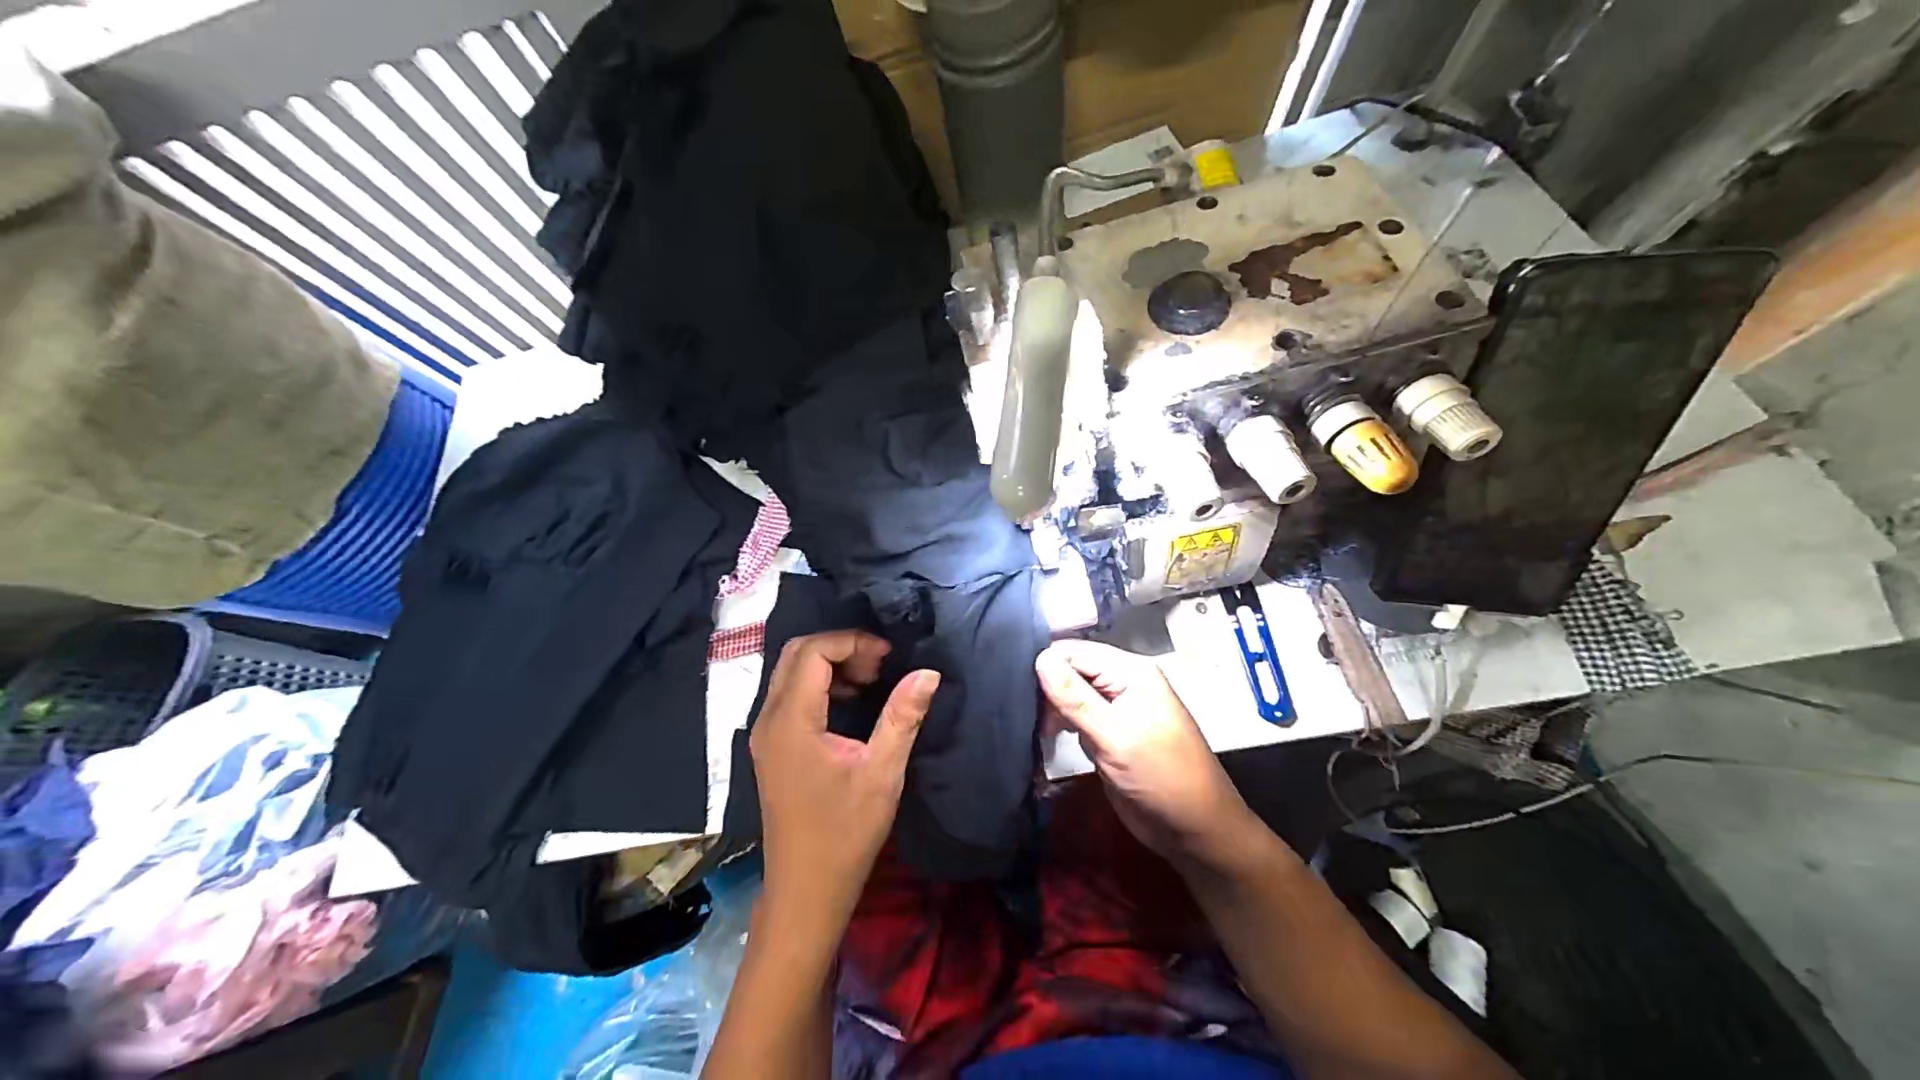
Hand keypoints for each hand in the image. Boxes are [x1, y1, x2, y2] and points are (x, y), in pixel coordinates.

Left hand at [750, 631, 939, 927]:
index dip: (852, 642)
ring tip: (870, 680)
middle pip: (796, 653)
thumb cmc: (844, 833)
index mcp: (792, 721)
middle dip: (840, 647)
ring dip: (829, 664)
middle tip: (880, 665)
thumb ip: (902, 716)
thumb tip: (928, 673)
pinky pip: (789, 695)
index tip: (888, 658)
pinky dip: (819, 684)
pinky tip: (850, 702)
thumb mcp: (882, 773)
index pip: (813, 651)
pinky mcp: (771, 746)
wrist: (805, 888)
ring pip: (790, 673)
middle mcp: (769, 719)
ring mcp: (765, 733)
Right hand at [1037, 640, 1266, 874]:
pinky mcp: (1108, 735)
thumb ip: (1076, 698)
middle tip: (1019, 711)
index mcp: (1131, 672)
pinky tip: (1041, 737)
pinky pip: (1076, 719)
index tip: (1015, 687)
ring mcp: (1115, 710)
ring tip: (1028, 726)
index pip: (1076, 652)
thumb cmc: (1162, 777)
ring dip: (1049, 708)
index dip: (1046, 665)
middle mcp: (1122, 684)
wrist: (1194, 830)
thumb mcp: (1115, 737)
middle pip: (1072, 670)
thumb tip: (1040, 659)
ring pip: (1070, 695)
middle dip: (1045, 687)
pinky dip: (1059, 726)